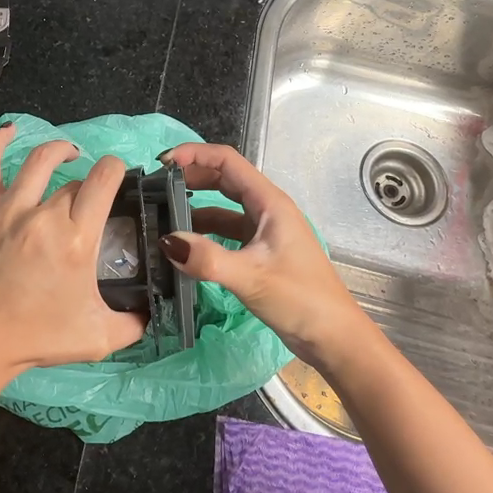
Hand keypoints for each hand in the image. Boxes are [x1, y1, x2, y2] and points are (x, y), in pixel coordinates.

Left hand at [0, 124, 146, 378]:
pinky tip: (10, 131)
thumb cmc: (36, 338)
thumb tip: (152, 310)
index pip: (104, 180)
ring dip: (58, 151)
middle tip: (91, 200)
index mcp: (76, 239)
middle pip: (75, 181)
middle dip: (88, 185)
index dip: (116, 171)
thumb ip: (134, 322)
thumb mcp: (98, 338)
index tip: (118, 181)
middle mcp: (44, 215)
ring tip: (68, 154)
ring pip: (38, 160)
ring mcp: (8, 208)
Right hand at [160, 143, 368, 368]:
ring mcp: (265, 231)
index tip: (163, 163)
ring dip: (196, 206)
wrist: (335, 338)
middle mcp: (267, 210)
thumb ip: (206, 259)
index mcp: (269, 202)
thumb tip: (166, 241)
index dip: (195, 154)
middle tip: (157, 186)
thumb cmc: (300, 299)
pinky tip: (187, 246)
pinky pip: (228, 231)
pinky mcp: (262, 253)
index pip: (227, 161)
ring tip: (165, 214)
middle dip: (191, 177)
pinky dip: (206, 232)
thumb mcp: (250, 277)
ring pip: (225, 207)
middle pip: (224, 179)